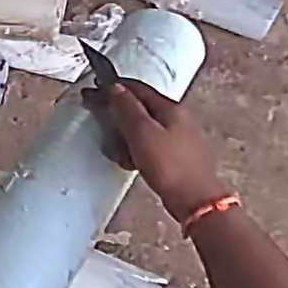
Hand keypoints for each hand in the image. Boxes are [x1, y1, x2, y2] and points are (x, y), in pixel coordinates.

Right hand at [85, 80, 231, 220]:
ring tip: (117, 151)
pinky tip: (130, 161)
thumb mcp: (141, 131)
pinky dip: (135, 150)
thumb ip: (126, 107)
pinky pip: (148, 144)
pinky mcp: (176, 155)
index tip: (92, 92)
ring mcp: (178, 138)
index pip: (136, 88)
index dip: (112, 87)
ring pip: (142, 128)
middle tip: (101, 124)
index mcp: (170, 108)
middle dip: (116, 116)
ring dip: (124, 136)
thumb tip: (115, 87)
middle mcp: (177, 119)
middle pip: (138, 108)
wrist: (195, 201)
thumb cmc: (168, 164)